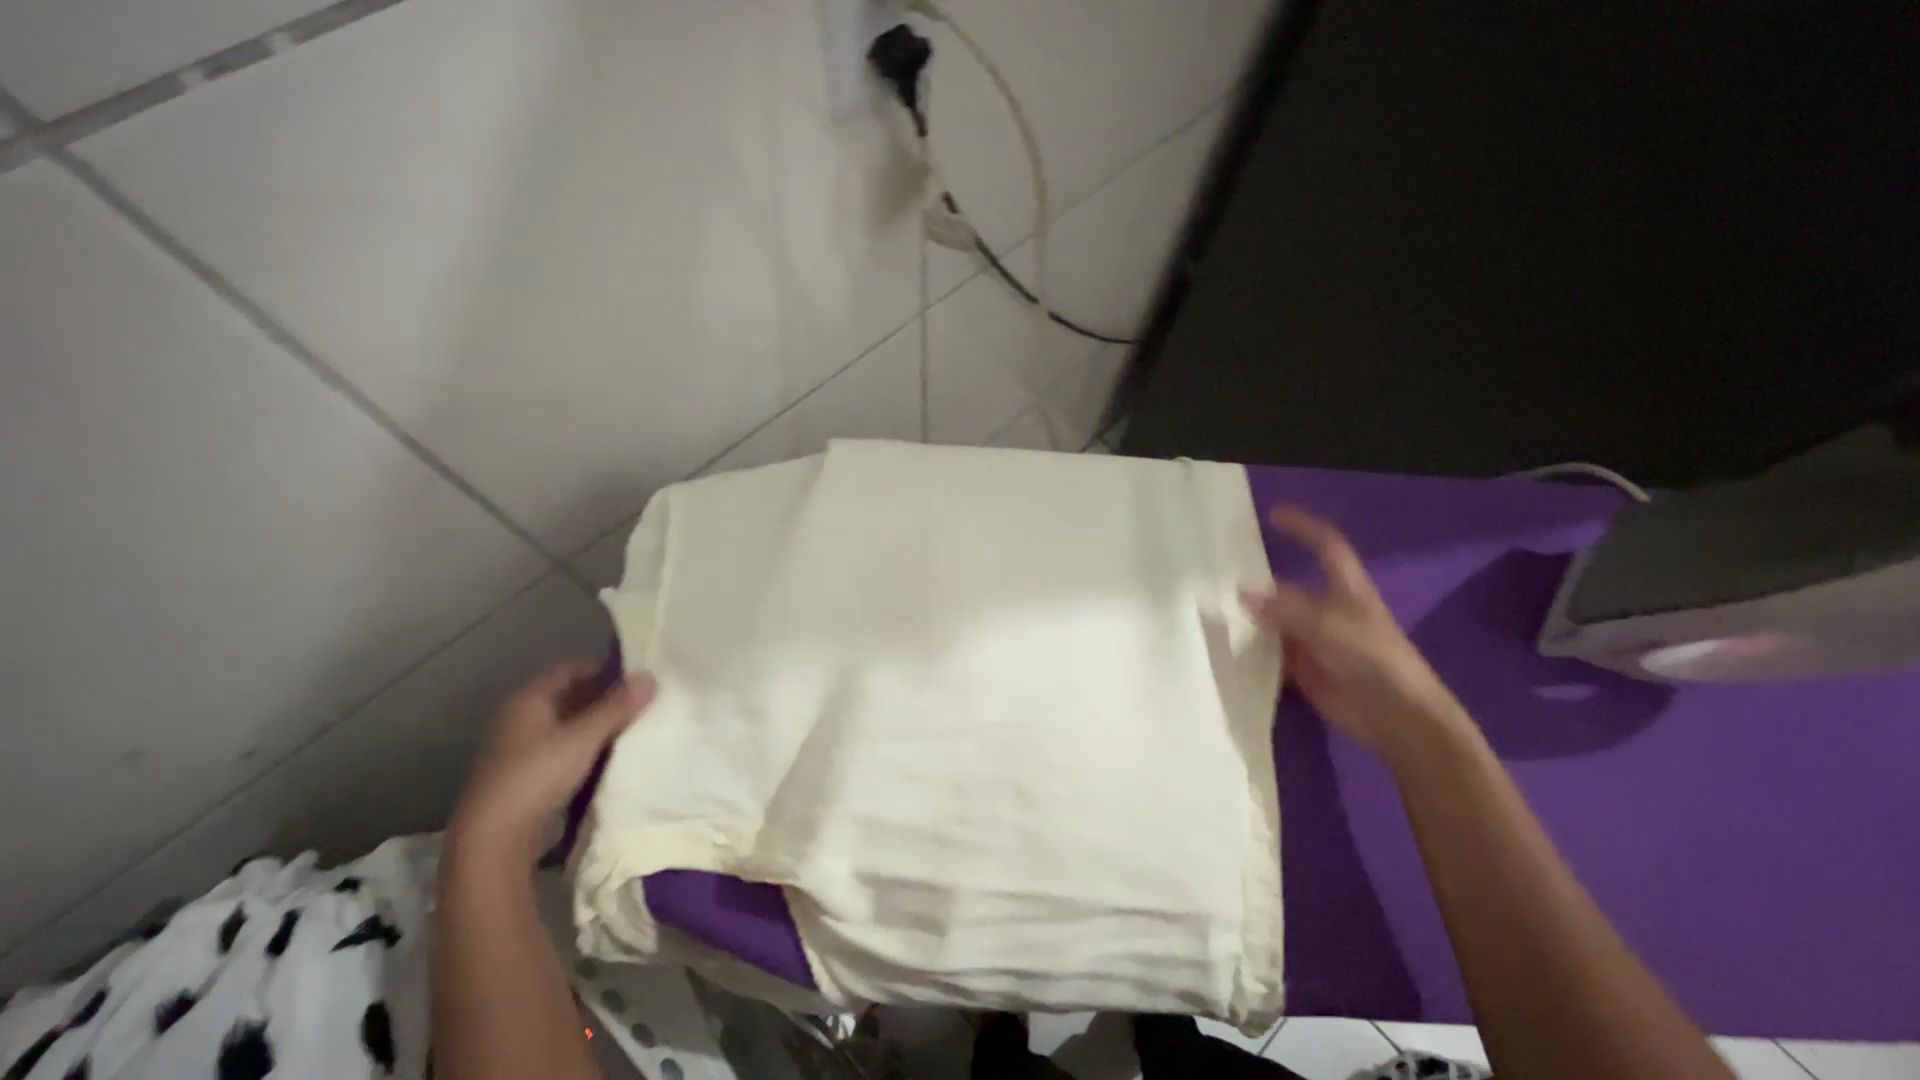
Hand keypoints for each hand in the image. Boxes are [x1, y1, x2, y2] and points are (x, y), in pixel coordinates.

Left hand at [448, 660, 656, 859]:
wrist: (495, 835)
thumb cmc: (537, 774)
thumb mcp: (583, 737)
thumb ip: (617, 707)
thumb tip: (650, 676)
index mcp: (529, 699)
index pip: (571, 669)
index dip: (603, 669)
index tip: (637, 677)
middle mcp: (522, 717)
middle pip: (570, 697)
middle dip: (604, 698)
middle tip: (643, 703)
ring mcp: (523, 748)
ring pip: (568, 726)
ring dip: (597, 726)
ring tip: (635, 729)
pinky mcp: (529, 776)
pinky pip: (565, 750)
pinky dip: (587, 749)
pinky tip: (611, 758)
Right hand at [1241, 507, 1467, 757]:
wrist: (1397, 717)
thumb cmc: (1374, 660)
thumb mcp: (1329, 627)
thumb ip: (1284, 609)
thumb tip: (1241, 590)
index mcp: (1347, 590)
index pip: (1326, 547)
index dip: (1304, 528)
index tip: (1273, 515)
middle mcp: (1329, 611)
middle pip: (1292, 586)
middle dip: (1261, 579)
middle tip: (1220, 572)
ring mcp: (1316, 642)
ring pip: (1278, 622)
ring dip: (1252, 617)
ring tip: (1212, 609)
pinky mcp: (1306, 670)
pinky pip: (1274, 654)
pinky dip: (1253, 651)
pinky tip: (1226, 647)